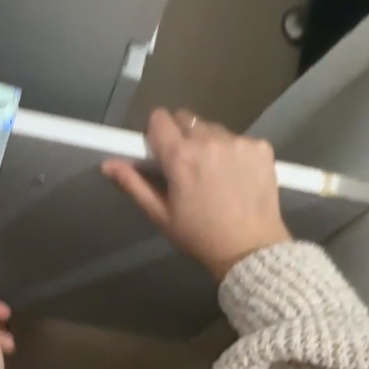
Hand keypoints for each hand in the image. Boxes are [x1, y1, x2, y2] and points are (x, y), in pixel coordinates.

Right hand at [100, 108, 291, 279]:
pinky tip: (236, 177)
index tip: (160, 153)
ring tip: (214, 174)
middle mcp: (209, 140)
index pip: (159, 119)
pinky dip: (234, 152)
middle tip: (187, 166)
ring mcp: (238, 142)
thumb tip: (107, 164)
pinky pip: (239, 139)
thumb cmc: (199, 236)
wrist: (250, 249)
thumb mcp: (161, 215)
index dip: (156, 134)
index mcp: (180, 156)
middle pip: (186, 119)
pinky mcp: (261, 147)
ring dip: (209, 144)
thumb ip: (134, 184)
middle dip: (182, 136)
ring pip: (213, 129)